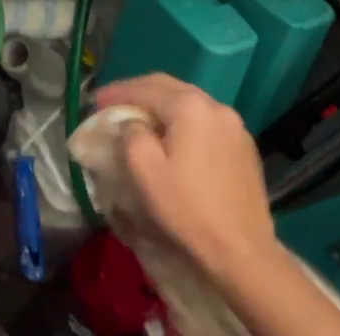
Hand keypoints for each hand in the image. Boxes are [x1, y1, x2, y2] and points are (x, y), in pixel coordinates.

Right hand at [92, 73, 274, 276]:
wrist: (242, 251)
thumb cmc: (186, 206)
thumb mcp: (143, 167)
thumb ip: (130, 132)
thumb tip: (134, 124)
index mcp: (190, 107)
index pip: (144, 88)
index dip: (116, 92)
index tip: (95, 102)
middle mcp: (216, 107)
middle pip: (169, 87)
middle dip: (138, 92)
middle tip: (114, 104)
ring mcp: (236, 127)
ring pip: (189, 102)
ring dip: (162, 105)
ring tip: (140, 119)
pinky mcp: (245, 148)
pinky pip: (206, 121)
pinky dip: (183, 120)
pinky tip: (172, 137)